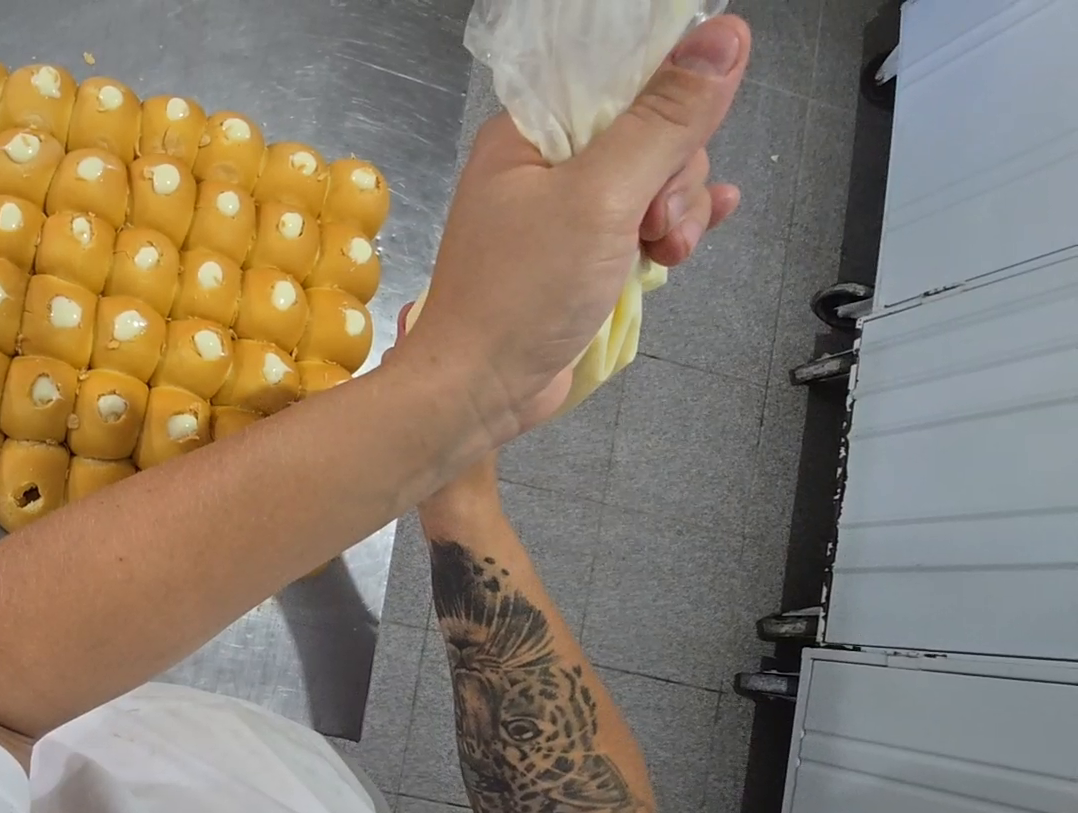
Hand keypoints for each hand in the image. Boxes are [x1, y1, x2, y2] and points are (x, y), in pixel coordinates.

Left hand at [403, 15, 750, 437]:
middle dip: (671, 174)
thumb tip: (723, 34)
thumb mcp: (600, 197)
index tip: (674, 146)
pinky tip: (692, 234)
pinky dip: (666, 230)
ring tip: (663, 252)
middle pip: (643, 133)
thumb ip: (663, 119)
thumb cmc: (520, 296)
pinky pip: (635, 226)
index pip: (616, 80)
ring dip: (673, 211)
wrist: (476, 389)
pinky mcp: (571, 262)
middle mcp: (536, 172)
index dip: (662, 106)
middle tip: (653, 224)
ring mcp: (555, 220)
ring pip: (648, 183)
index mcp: (523, 139)